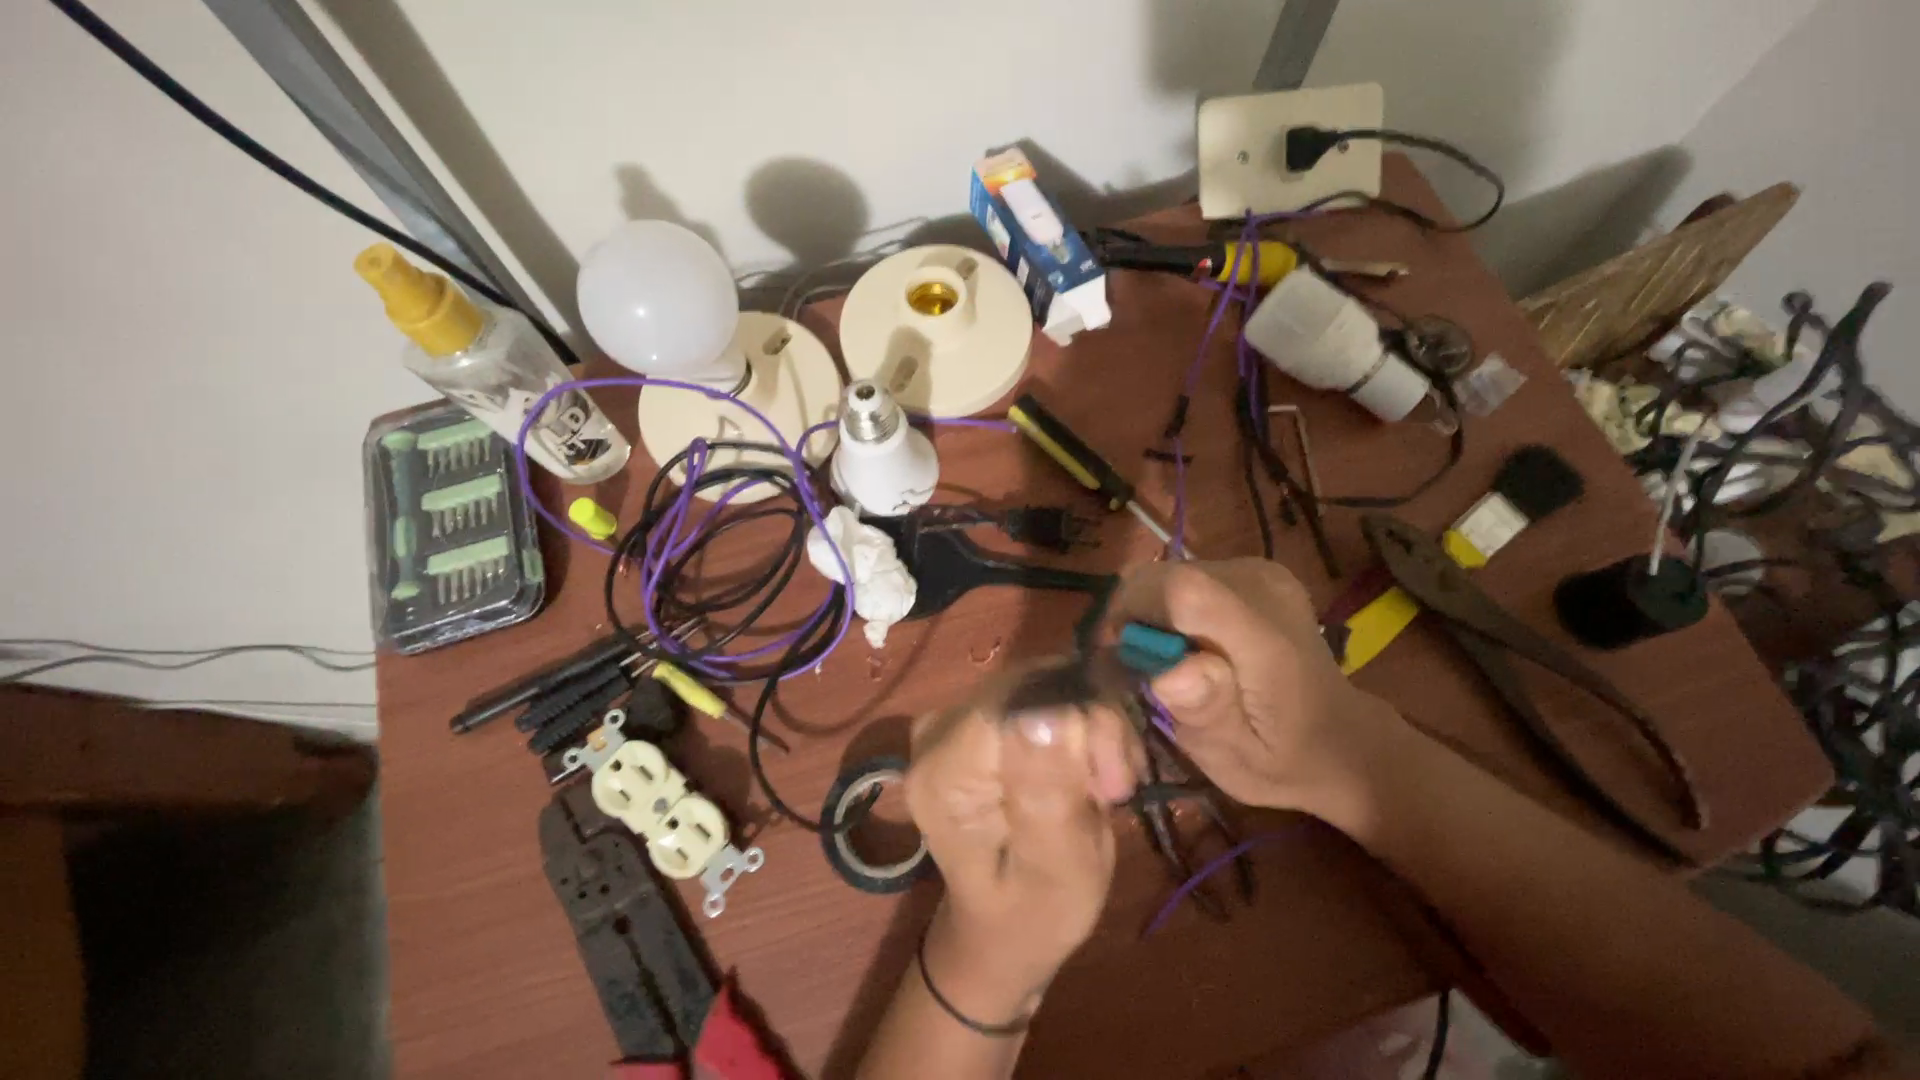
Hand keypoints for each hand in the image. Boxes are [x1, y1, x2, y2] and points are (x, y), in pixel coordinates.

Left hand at [904, 671, 1139, 1019]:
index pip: (1024, 700)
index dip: (1083, 722)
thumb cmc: (1036, 914)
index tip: (1115, 784)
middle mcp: (936, 733)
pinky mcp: (973, 717)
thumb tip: (1047, 713)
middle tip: (1115, 791)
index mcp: (944, 774)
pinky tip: (1090, 769)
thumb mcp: (1058, 870)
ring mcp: (951, 720)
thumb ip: (1048, 793)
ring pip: (1044, 682)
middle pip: (1034, 683)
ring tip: (1106, 787)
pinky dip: (1078, 723)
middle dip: (1093, 725)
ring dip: (1092, 726)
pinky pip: (1039, 692)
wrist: (1005, 925)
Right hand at [1109, 559, 1400, 821]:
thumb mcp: (1239, 761)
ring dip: (1149, 615)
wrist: (1343, 739)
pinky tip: (1185, 646)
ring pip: (1166, 575)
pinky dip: (1168, 609)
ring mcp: (1260, 571)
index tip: (1116, 659)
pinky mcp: (1253, 568)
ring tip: (1163, 664)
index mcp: (1264, 638)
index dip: (1131, 614)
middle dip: (1132, 620)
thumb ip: (1206, 713)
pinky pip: (1184, 576)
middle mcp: (1261, 588)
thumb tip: (1171, 670)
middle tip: (1136, 672)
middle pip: (1162, 579)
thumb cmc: (1285, 760)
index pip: (1183, 591)